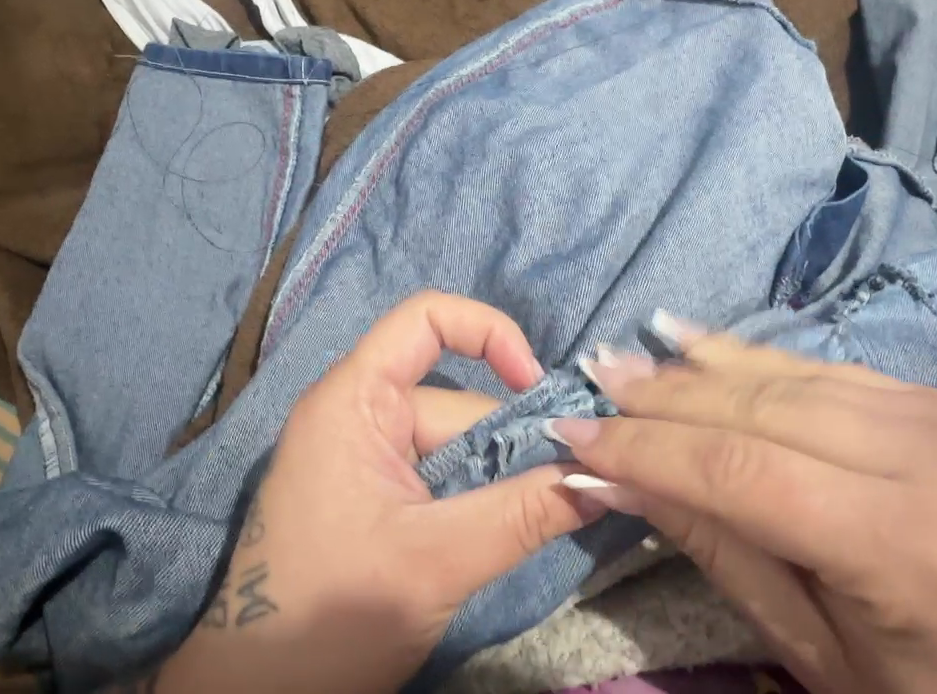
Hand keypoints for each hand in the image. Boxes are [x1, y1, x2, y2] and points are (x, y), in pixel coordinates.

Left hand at [149, 292, 600, 693]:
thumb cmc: (331, 617)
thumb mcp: (437, 562)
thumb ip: (524, 514)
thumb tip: (605, 477)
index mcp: (354, 400)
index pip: (426, 319)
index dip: (490, 333)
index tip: (535, 388)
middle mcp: (359, 412)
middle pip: (458, 400)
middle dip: (509, 447)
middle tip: (563, 495)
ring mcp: (365, 455)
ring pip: (458, 446)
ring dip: (496, 483)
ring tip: (529, 525)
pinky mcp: (374, 493)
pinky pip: (442, 475)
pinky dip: (476, 499)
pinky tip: (496, 533)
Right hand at [552, 326, 936, 693]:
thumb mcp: (812, 647)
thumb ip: (713, 546)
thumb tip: (608, 480)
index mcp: (909, 548)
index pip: (743, 474)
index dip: (648, 450)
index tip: (573, 435)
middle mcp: (933, 460)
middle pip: (761, 410)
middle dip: (663, 398)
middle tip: (591, 381)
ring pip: (788, 377)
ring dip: (697, 368)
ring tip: (627, 360)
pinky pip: (822, 369)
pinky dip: (751, 357)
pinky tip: (695, 343)